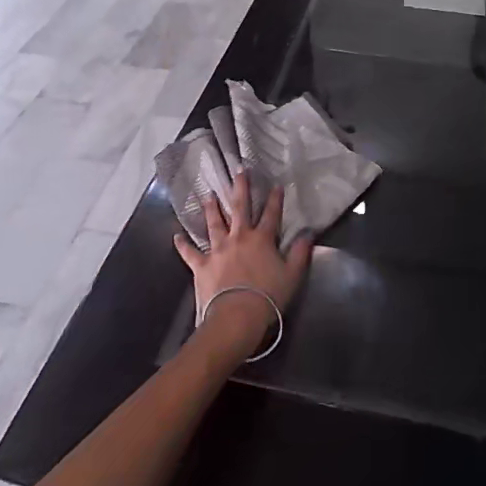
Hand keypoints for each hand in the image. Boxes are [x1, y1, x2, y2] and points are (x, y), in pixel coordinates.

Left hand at [174, 172, 312, 358]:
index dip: (274, 199)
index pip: (271, 215)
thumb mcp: (293, 275)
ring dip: (211, 208)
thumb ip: (300, 253)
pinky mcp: (201, 264)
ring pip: (213, 223)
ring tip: (208, 194)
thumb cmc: (268, 296)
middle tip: (238, 171)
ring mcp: (218, 249)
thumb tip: (309, 233)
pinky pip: (190, 252)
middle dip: (240, 188)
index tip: (275, 184)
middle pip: (239, 208)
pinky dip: (183, 244)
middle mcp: (238, 238)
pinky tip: (176, 236)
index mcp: (261, 239)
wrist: (237, 314)